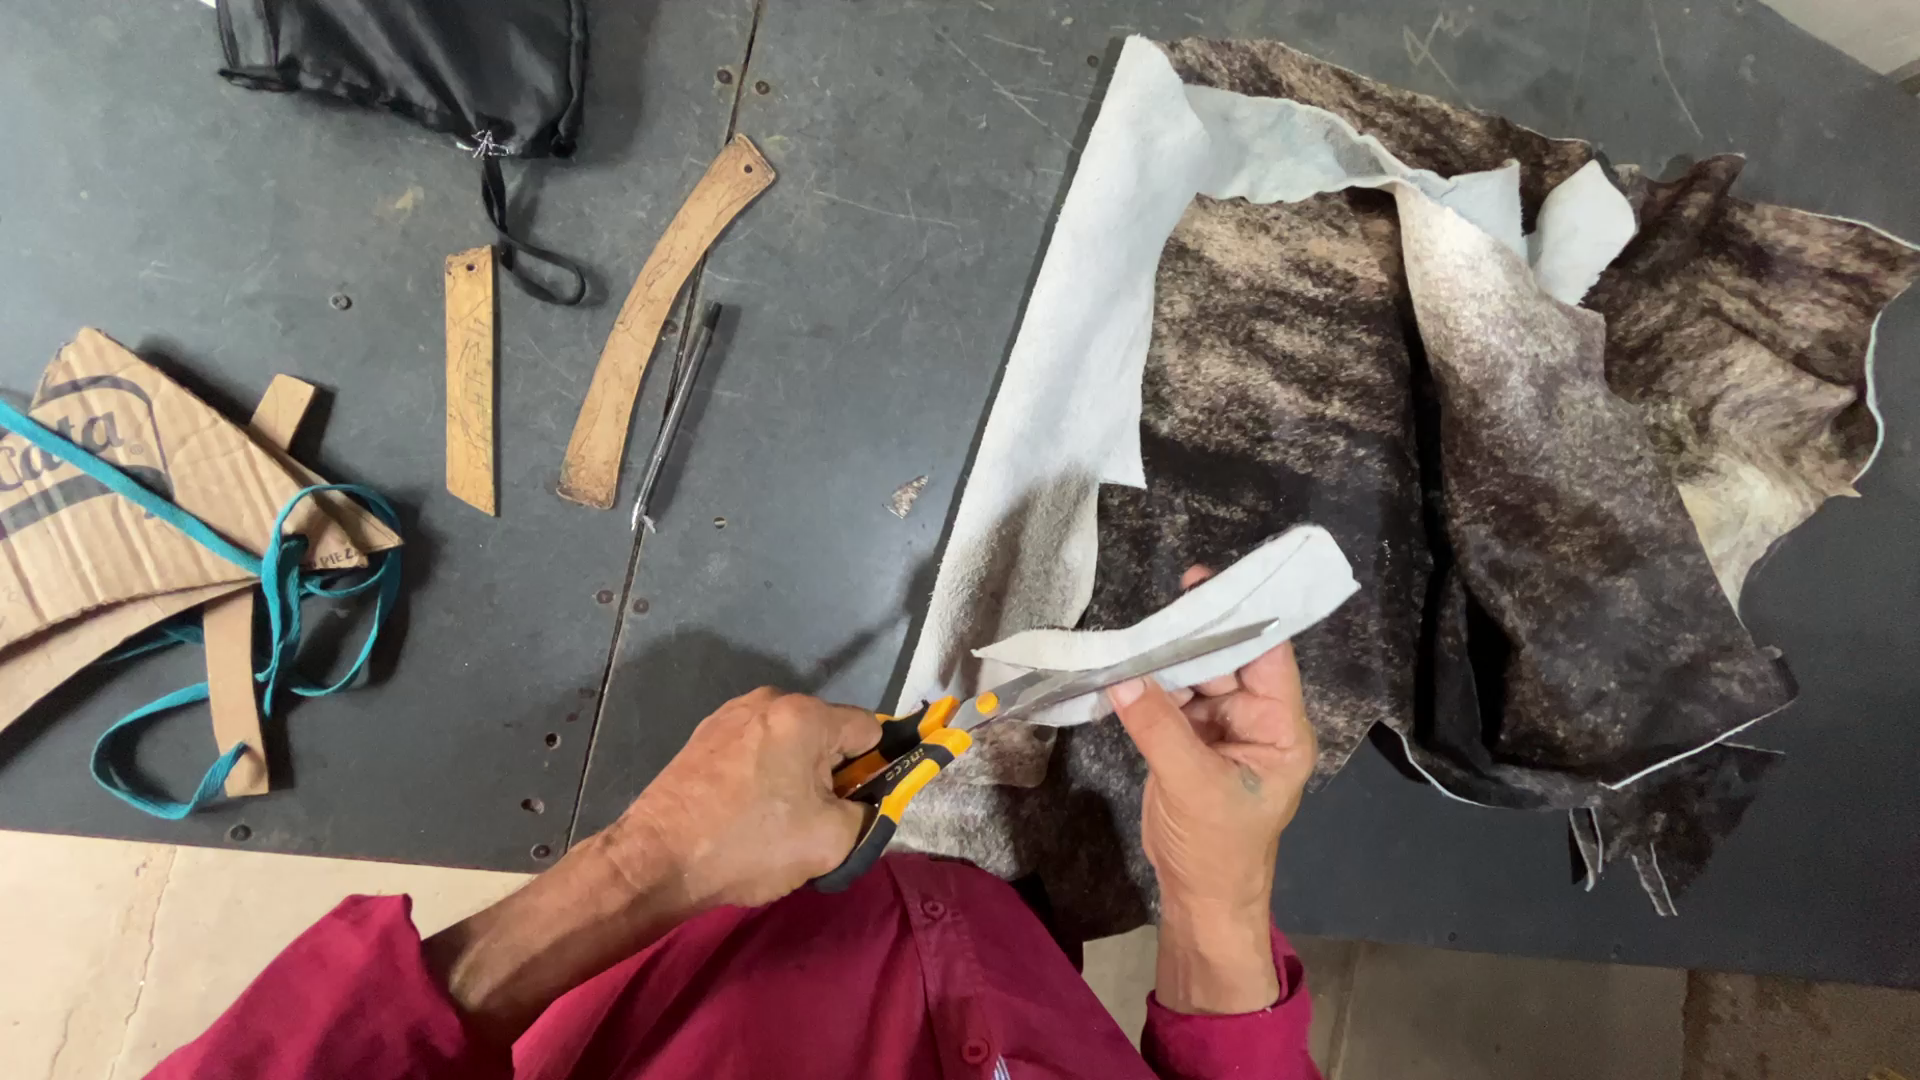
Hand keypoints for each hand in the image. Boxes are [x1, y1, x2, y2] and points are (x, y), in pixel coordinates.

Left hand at [426, 688, 876, 1043]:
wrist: (652, 863)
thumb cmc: (747, 846)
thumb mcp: (831, 841)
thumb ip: (871, 813)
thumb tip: (871, 801)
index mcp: (806, 715)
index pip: (870, 729)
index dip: (873, 768)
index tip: (856, 803)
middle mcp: (772, 699)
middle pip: (829, 732)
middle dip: (832, 772)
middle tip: (811, 819)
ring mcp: (733, 712)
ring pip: (793, 739)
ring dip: (797, 772)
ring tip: (772, 818)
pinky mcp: (707, 732)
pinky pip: (759, 745)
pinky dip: (765, 771)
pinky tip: (743, 808)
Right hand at [1108, 565, 1315, 1012]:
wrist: (1199, 896)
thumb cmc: (1218, 846)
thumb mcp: (1193, 785)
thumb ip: (1158, 726)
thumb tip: (1120, 674)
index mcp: (1280, 728)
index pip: (1268, 657)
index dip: (1241, 617)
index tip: (1207, 583)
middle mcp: (1254, 720)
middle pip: (1225, 660)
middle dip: (1192, 636)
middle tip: (1157, 607)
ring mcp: (1219, 728)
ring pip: (1193, 677)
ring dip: (1164, 659)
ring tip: (1133, 634)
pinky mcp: (1187, 739)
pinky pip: (1169, 698)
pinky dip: (1147, 685)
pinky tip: (1125, 666)